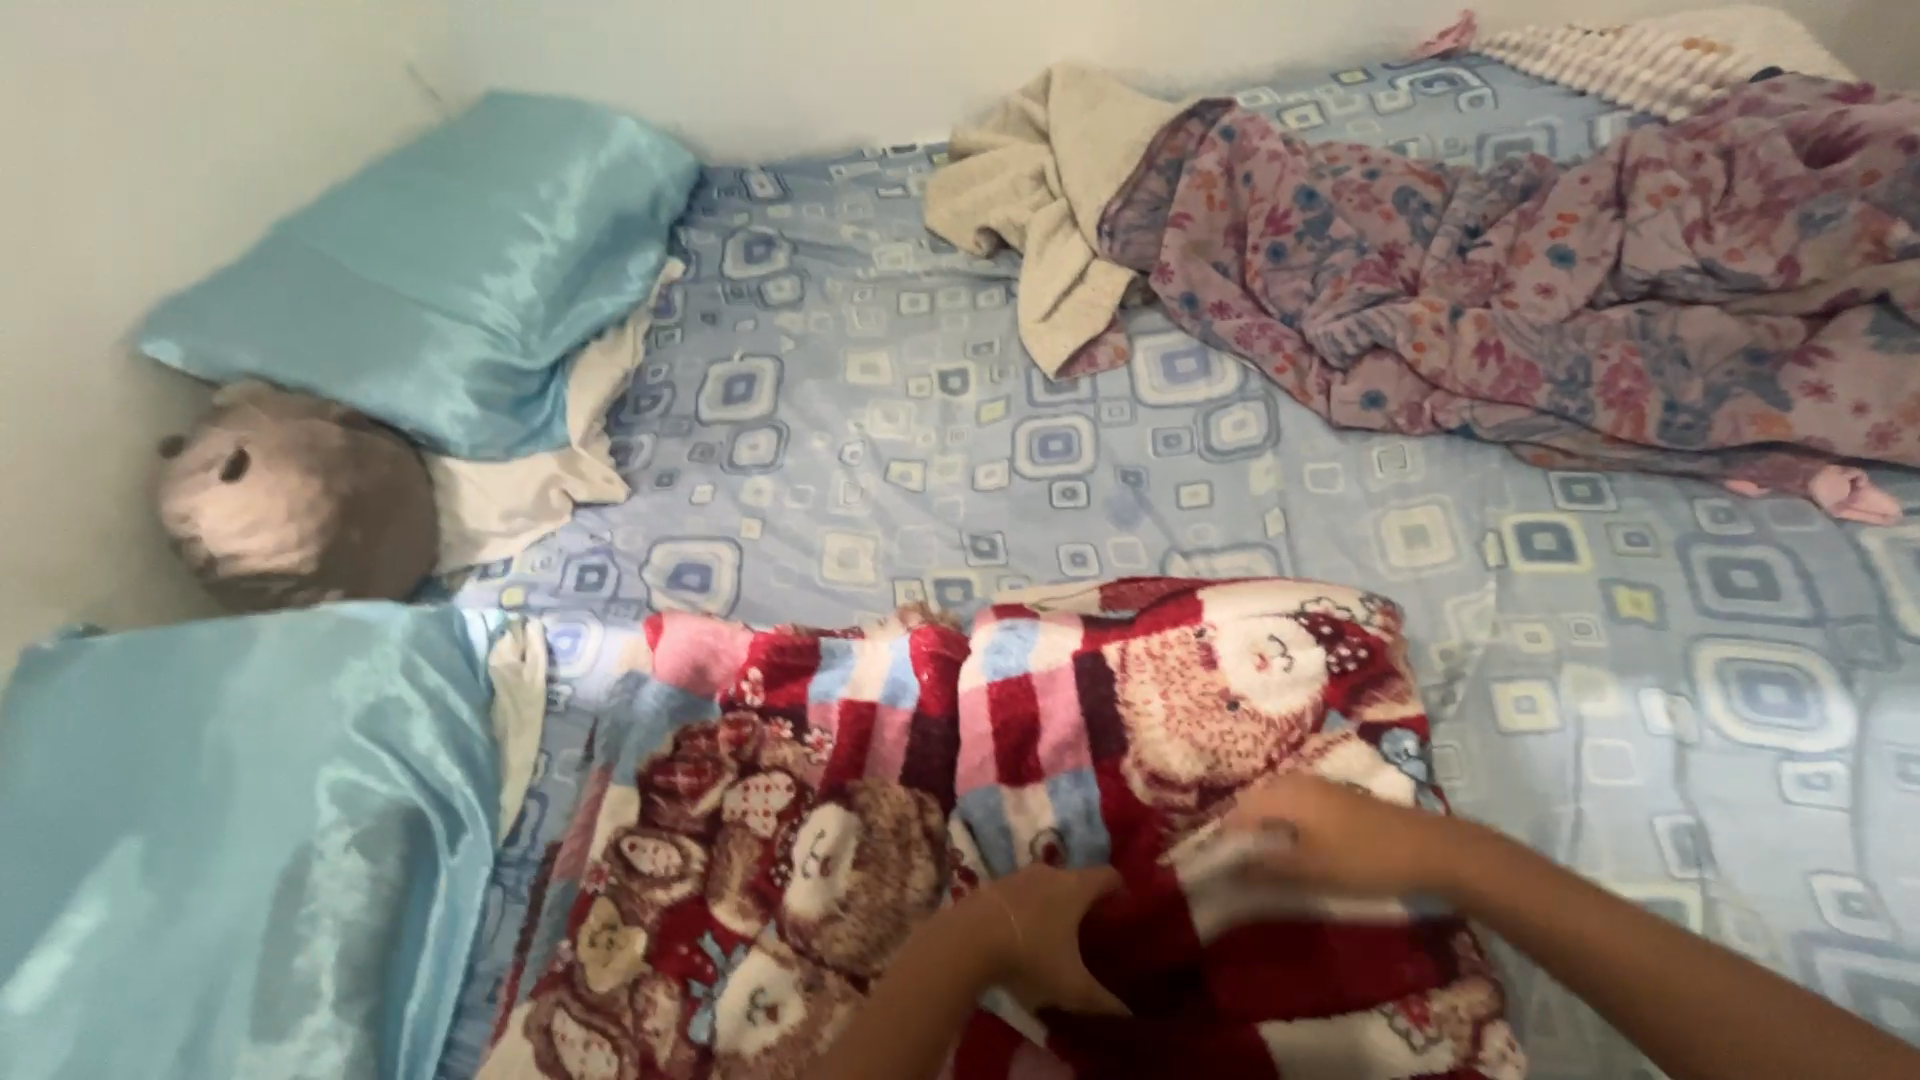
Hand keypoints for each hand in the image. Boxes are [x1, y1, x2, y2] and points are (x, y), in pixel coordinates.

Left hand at [957, 864, 1127, 1015]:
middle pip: (1076, 879)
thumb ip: (1103, 1001)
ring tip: (1055, 936)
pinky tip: (1022, 936)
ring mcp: (1017, 875)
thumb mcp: (1071, 987)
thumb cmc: (1029, 955)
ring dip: (1052, 905)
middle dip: (1085, 902)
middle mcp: (1049, 872)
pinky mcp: (992, 886)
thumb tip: (1127, 1015)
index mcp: (1075, 887)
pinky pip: (1019, 895)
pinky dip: (1026, 910)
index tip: (1124, 912)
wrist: (966, 940)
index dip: (1120, 890)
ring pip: (1045, 885)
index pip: (1108, 875)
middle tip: (1092, 932)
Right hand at [1222, 773, 1473, 897]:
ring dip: (1265, 832)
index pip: (1237, 815)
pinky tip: (1295, 850)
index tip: (1222, 870)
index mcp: (1282, 794)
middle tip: (1242, 869)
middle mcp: (1293, 781)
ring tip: (1266, 864)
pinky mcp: (1333, 796)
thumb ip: (1267, 868)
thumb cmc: (1364, 858)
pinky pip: (1294, 806)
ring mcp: (1315, 786)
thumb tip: (1231, 870)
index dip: (1225, 843)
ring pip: (1274, 806)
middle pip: (1253, 806)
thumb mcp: (1311, 870)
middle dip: (1243, 835)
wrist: (1431, 849)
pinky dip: (1285, 826)